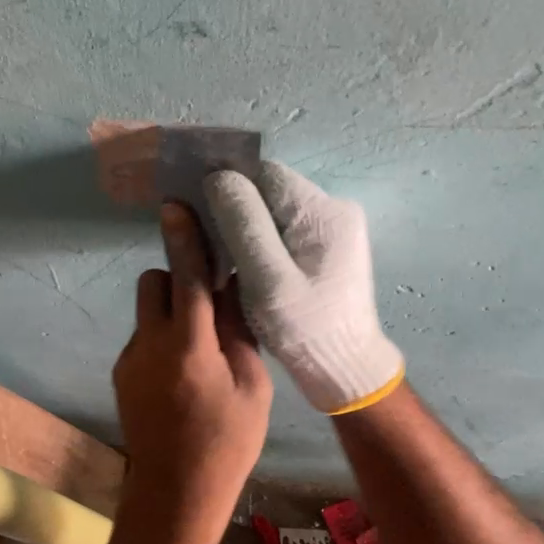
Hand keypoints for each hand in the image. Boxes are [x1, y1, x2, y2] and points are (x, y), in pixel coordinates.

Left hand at [111, 203, 272, 543]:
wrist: (174, 494)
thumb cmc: (227, 444)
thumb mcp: (252, 388)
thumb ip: (237, 332)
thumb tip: (230, 288)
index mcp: (188, 346)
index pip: (187, 278)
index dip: (184, 239)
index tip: (175, 204)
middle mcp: (149, 343)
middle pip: (155, 282)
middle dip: (179, 279)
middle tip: (209, 305)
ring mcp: (129, 358)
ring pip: (148, 310)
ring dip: (172, 312)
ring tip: (200, 353)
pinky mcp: (121, 373)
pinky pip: (143, 337)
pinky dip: (163, 339)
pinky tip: (182, 377)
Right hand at [204, 161, 404, 414]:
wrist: (344, 369)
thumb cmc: (303, 326)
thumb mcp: (266, 277)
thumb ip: (242, 223)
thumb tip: (218, 177)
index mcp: (321, 211)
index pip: (263, 173)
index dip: (227, 187)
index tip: (200, 216)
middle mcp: (332, 210)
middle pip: (267, 190)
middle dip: (233, 210)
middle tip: (209, 246)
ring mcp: (331, 230)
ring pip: (271, 210)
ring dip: (243, 228)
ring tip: (225, 262)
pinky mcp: (325, 249)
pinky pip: (281, 229)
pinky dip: (258, 242)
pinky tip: (245, 268)